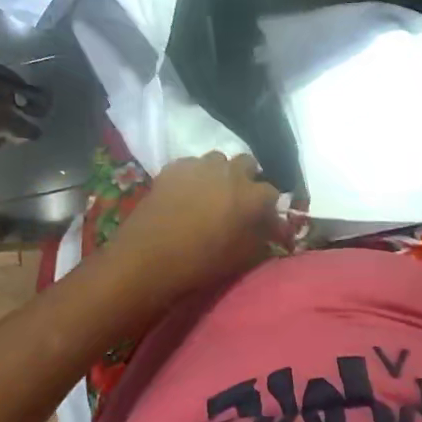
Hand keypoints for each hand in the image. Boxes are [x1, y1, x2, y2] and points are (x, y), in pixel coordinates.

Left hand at [107, 152, 281, 300]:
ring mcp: (199, 165)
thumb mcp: (242, 256)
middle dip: (247, 177)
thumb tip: (269, 227)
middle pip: (247, 163)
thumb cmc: (200, 262)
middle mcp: (229, 172)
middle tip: (237, 198)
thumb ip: (261, 236)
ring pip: (218, 160)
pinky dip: (193, 175)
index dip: (267, 205)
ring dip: (219, 172)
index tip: (262, 217)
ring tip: (210, 192)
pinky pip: (191, 164)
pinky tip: (184, 193)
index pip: (272, 192)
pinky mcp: (173, 167)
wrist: (150, 256)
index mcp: (251, 195)